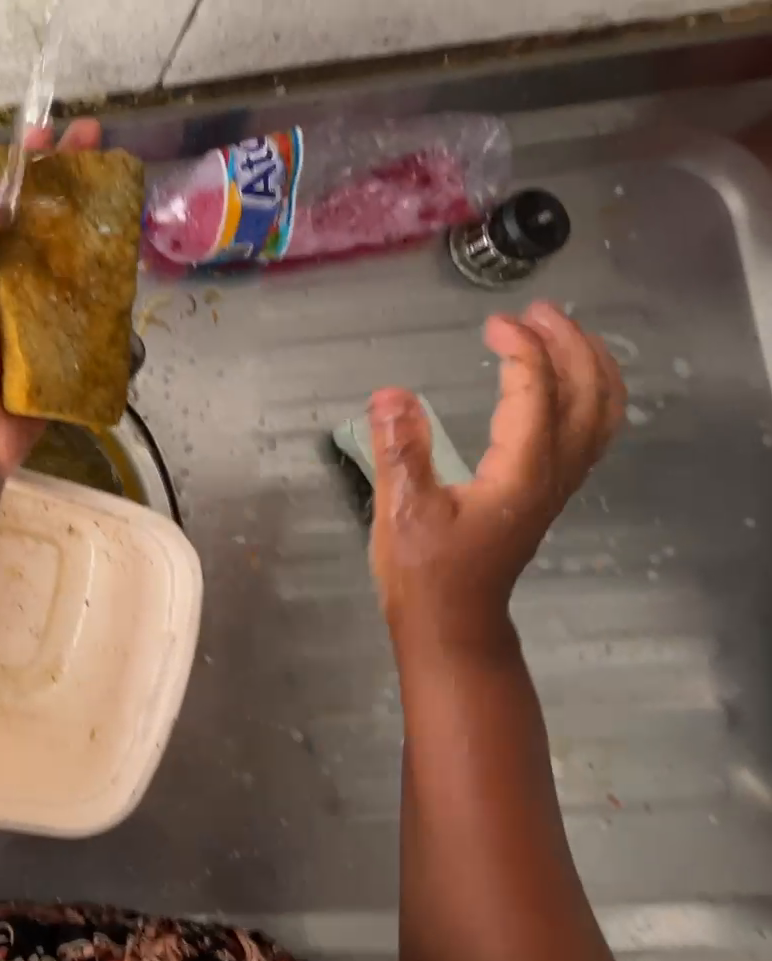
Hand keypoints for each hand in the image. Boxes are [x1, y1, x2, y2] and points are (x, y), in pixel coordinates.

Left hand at [0, 118, 104, 478]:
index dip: (17, 175)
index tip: (42, 139)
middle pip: (34, 230)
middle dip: (62, 187)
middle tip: (95, 144)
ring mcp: (28, 320)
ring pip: (61, 264)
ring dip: (87, 226)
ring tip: (118, 182)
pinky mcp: (54, 348)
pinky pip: (80, 309)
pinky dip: (101, 281)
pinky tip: (124, 249)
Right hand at [369, 301, 624, 635]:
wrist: (450, 618)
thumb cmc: (423, 569)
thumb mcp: (401, 510)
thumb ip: (399, 450)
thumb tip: (390, 394)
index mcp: (521, 471)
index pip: (536, 394)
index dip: (521, 353)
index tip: (493, 326)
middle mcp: (554, 471)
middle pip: (588, 394)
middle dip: (569, 346)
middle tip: (535, 313)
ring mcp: (557, 482)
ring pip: (600, 411)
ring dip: (588, 365)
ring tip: (558, 335)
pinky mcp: (546, 491)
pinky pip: (590, 430)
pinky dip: (588, 394)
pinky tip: (563, 387)